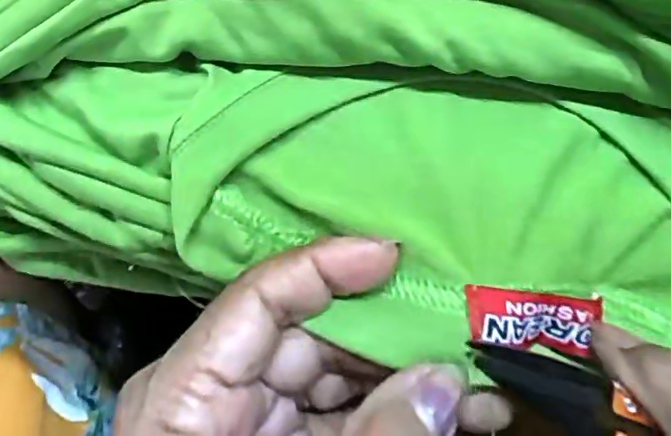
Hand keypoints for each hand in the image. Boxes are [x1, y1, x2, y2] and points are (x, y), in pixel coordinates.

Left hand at [115, 238, 511, 435]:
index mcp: (190, 387)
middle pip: (312, 337)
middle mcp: (222, 394)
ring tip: (479, 390)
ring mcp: (255, 427)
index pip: (261, 297)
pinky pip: (344, 422)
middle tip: (457, 329)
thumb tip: (444, 385)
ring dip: (409, 383)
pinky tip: (459, 420)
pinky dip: (397, 419)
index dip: (326, 265)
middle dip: (390, 338)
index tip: (390, 252)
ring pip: (338, 382)